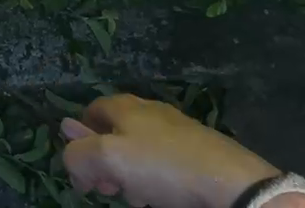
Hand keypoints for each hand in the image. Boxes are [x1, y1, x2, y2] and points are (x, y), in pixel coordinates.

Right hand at [60, 95, 281, 207]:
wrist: (234, 186)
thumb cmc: (164, 166)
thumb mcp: (108, 159)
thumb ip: (78, 156)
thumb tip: (70, 161)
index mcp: (123, 105)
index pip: (88, 113)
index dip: (79, 142)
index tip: (86, 176)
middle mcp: (148, 112)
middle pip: (115, 136)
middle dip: (107, 165)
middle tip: (112, 191)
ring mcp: (178, 132)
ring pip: (142, 154)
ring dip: (132, 178)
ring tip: (140, 201)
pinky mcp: (201, 154)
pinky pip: (167, 167)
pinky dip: (159, 184)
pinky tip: (165, 200)